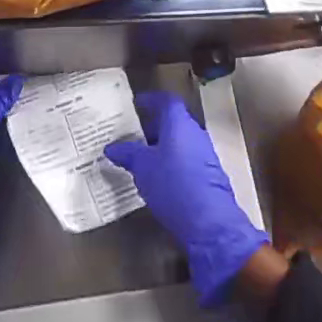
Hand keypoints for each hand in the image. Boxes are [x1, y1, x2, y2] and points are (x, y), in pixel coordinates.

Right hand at [105, 91, 267, 305]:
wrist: (209, 221)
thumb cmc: (173, 184)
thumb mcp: (142, 167)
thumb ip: (127, 153)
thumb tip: (112, 147)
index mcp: (180, 124)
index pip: (167, 102)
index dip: (151, 100)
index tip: (136, 103)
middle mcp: (196, 134)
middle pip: (174, 122)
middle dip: (152, 126)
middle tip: (130, 132)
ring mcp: (205, 155)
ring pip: (179, 142)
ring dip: (160, 146)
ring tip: (138, 156)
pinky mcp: (208, 175)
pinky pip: (185, 160)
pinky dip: (169, 162)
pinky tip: (155, 176)